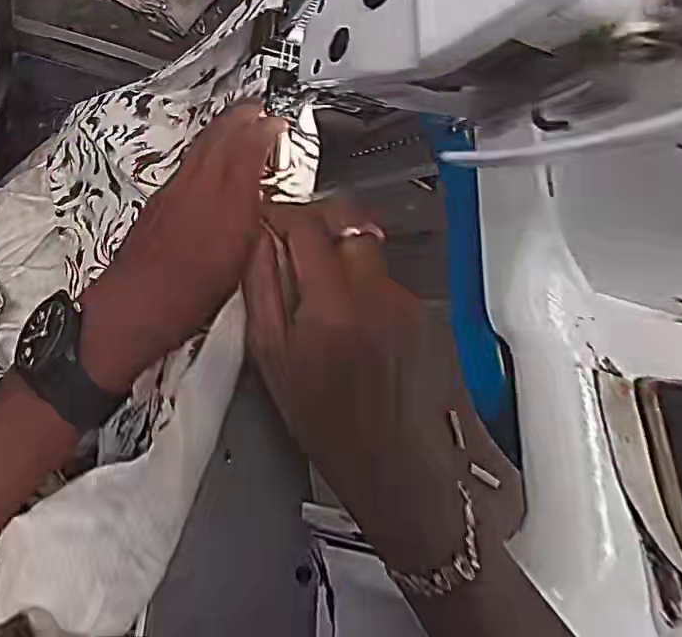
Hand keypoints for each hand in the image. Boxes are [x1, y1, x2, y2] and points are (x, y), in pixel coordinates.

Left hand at [79, 103, 285, 391]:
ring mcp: (175, 190)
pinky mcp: (159, 199)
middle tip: (258, 109)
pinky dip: (205, 149)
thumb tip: (262, 202)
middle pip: (222, 136)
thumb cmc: (187, 295)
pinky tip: (209, 157)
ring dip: (223, 129)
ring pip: (202, 145)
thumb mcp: (239, 263)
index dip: (266, 131)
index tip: (277, 122)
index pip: (249, 149)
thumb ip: (252, 222)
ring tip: (237, 123)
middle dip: (243, 117)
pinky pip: (188, 161)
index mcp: (227, 203)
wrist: (136, 303)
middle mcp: (199, 188)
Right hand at [243, 198, 521, 571]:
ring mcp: (405, 300)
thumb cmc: (336, 428)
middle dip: (314, 224)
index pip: (306, 226)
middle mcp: (375, 296)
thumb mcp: (274, 361)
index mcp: (332, 309)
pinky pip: (384, 275)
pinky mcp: (425, 309)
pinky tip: (355, 321)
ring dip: (338, 255)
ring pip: (364, 247)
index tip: (268, 218)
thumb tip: (257, 240)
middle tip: (292, 241)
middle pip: (343, 221)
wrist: (407, 468)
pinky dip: (363, 283)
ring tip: (323, 297)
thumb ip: (260, 288)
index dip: (282, 213)